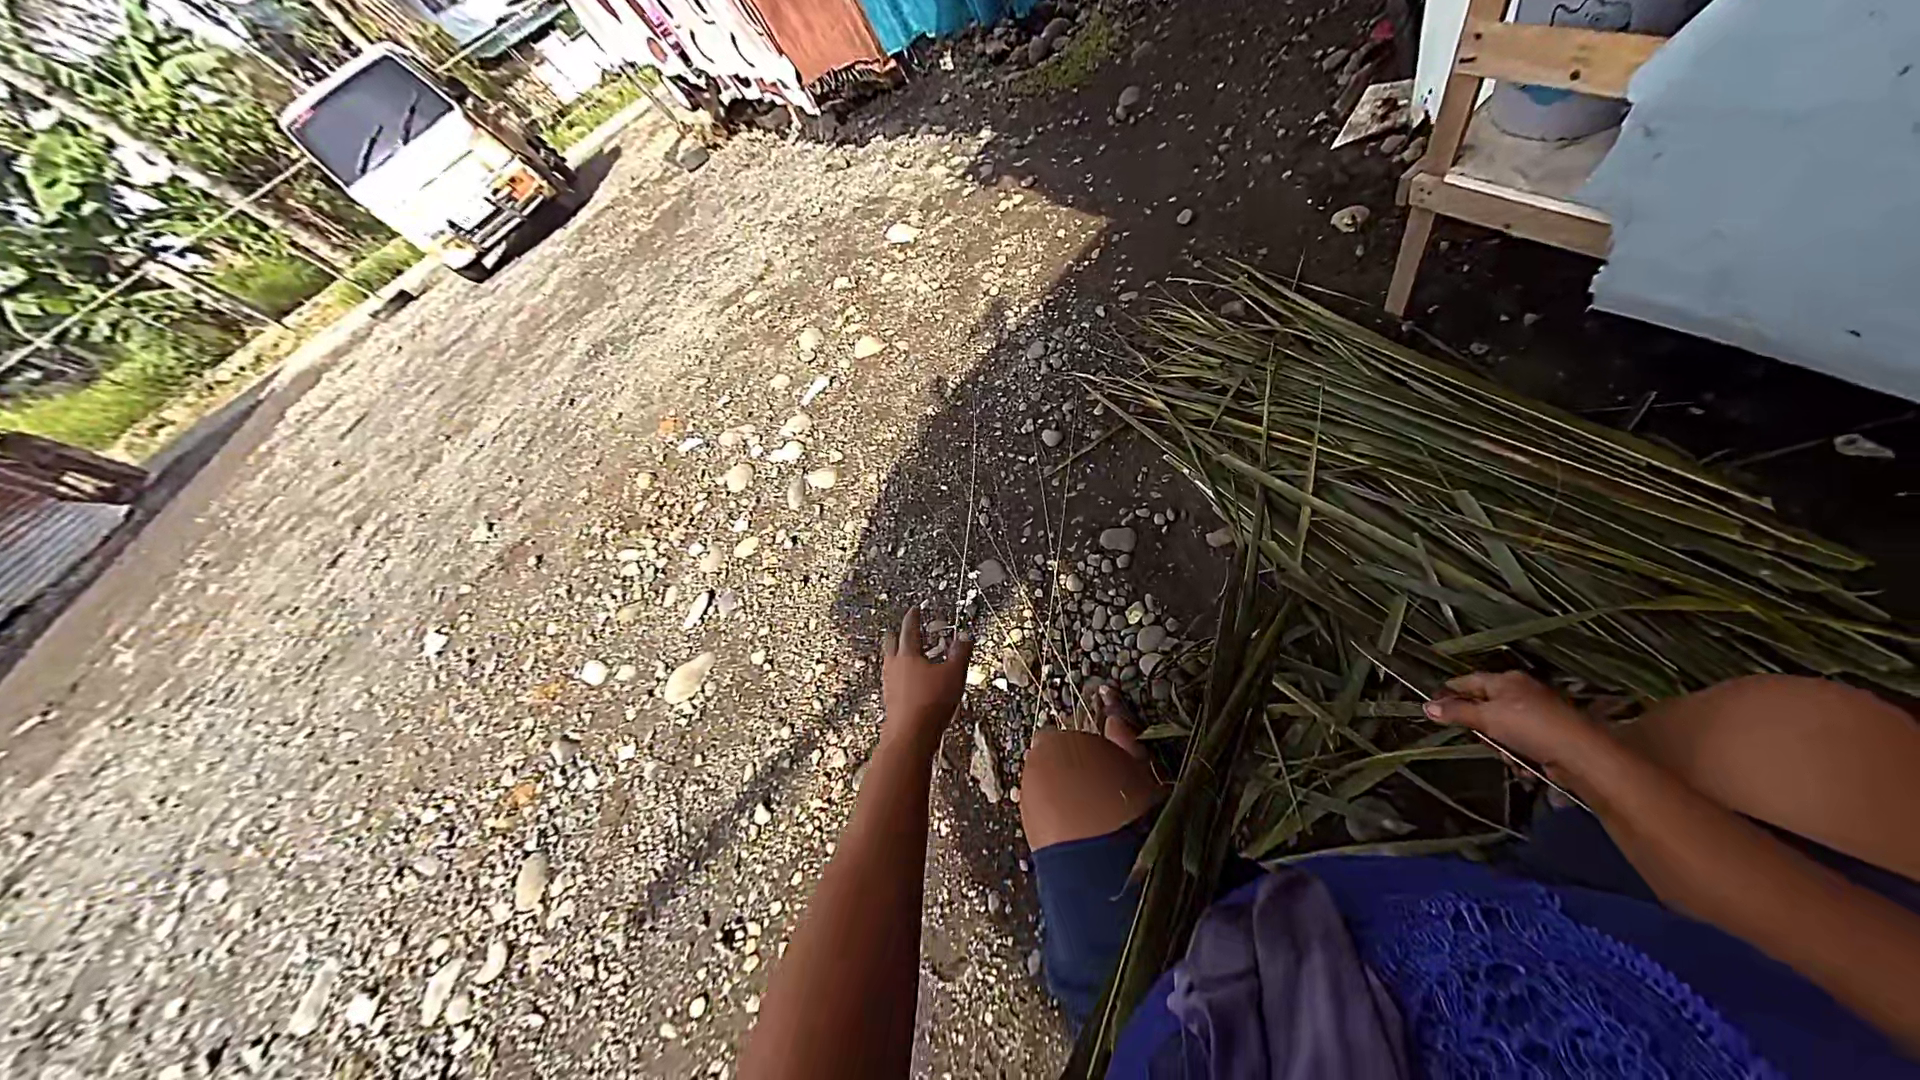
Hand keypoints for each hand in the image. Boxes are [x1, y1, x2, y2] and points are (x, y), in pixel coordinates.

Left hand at [881, 607, 973, 755]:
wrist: (910, 736)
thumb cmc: (930, 702)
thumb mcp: (953, 674)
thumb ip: (960, 653)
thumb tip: (966, 636)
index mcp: (907, 654)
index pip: (909, 628)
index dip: (913, 617)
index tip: (915, 609)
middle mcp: (894, 666)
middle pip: (892, 643)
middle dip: (898, 634)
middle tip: (906, 630)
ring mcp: (889, 683)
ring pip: (891, 662)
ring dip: (899, 655)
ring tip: (911, 656)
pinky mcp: (890, 700)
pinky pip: (893, 680)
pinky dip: (901, 675)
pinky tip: (910, 682)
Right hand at [1423, 671, 1606, 773]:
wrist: (1583, 756)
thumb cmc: (1530, 727)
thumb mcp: (1486, 718)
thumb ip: (1455, 712)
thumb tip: (1426, 707)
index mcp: (1506, 680)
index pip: (1467, 681)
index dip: (1448, 692)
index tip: (1432, 706)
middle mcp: (1521, 692)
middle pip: (1483, 706)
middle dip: (1478, 726)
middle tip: (1478, 737)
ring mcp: (1537, 713)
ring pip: (1500, 727)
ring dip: (1498, 744)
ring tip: (1506, 755)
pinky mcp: (1548, 735)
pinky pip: (1519, 740)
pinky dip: (1516, 752)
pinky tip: (1521, 762)